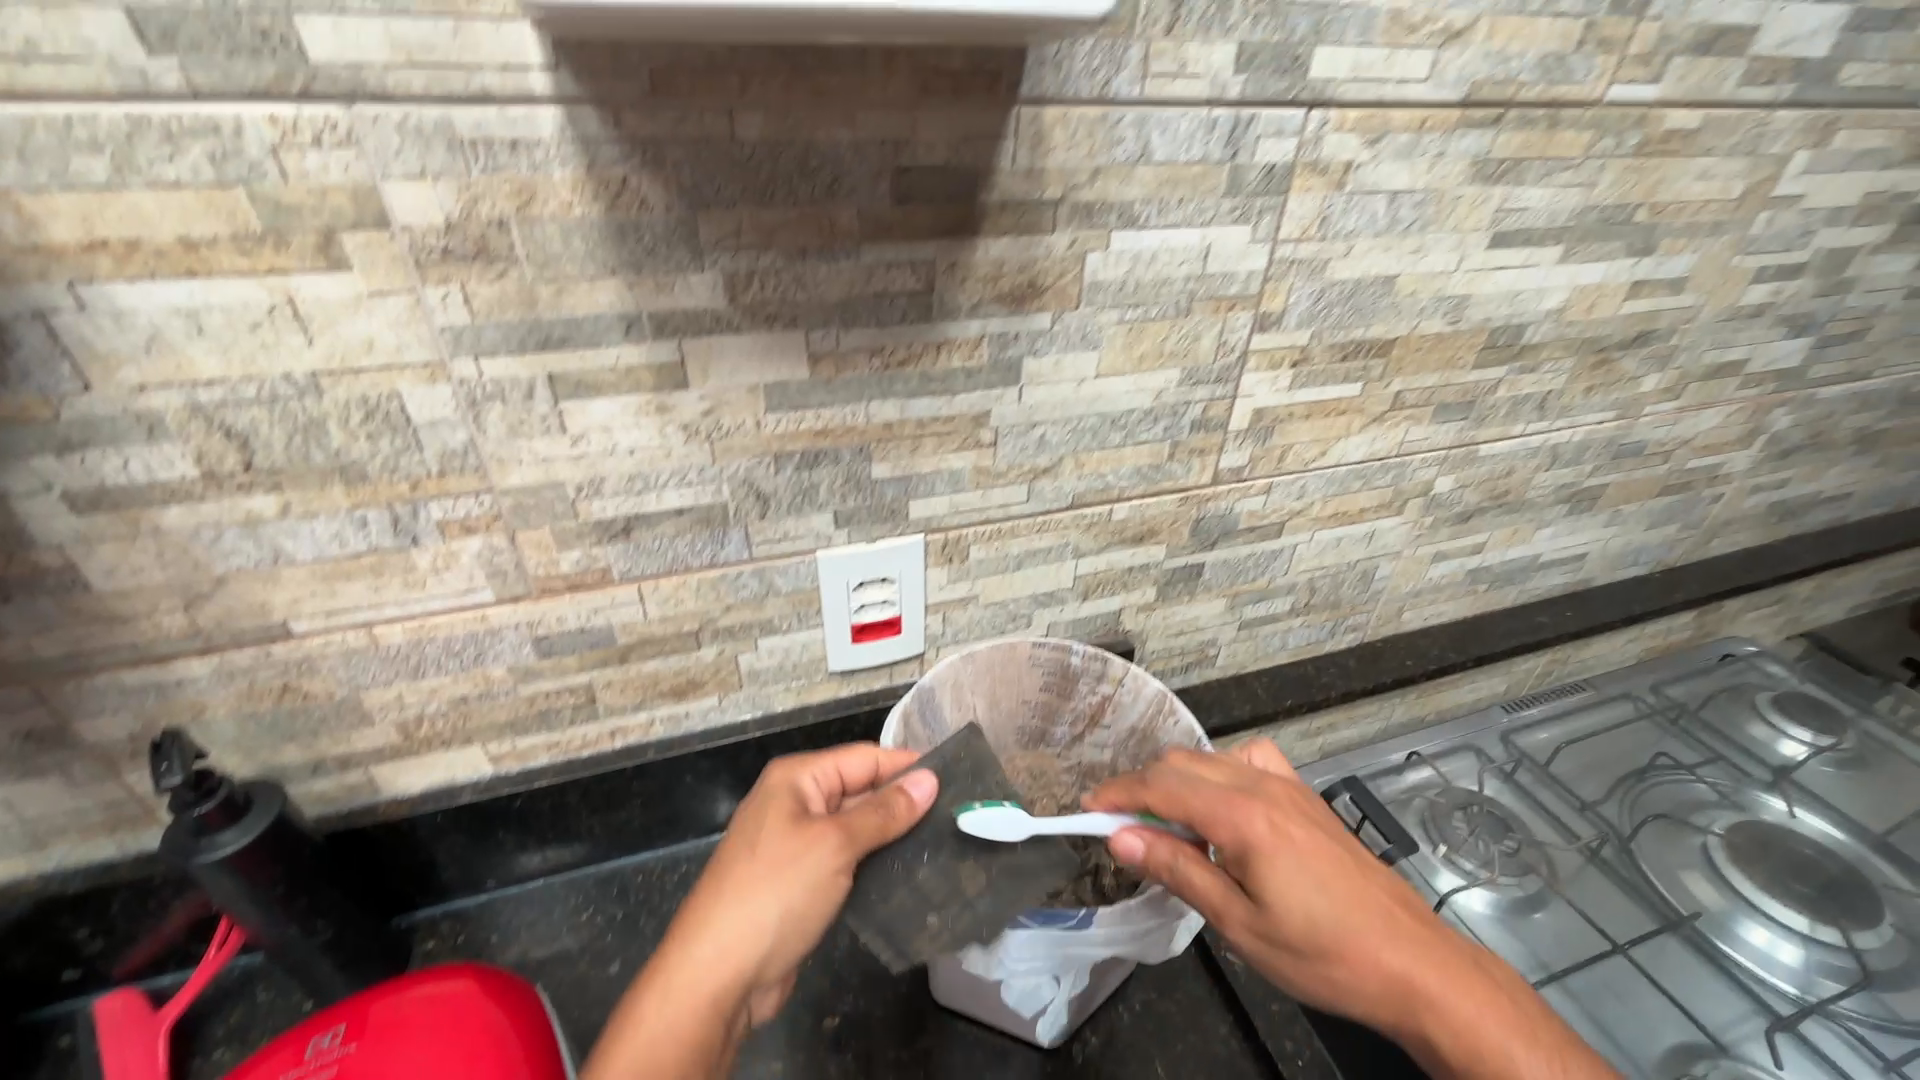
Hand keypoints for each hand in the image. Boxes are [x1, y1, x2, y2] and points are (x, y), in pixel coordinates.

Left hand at [584, 743, 937, 1079]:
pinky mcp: (801, 883)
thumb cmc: (776, 892)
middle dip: (903, 801)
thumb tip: (929, 779)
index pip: (864, 758)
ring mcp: (796, 845)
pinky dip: (875, 864)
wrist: (719, 974)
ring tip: (946, 841)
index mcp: (797, 779)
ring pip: (856, 828)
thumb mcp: (835, 844)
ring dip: (893, 835)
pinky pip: (846, 860)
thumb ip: (884, 811)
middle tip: (958, 813)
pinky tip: (910, 874)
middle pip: (860, 790)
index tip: (957, 777)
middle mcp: (795, 803)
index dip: (907, 766)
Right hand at [1084, 739, 1449, 1030]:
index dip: (1117, 795)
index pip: (1160, 786)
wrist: (1413, 963)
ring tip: (1164, 825)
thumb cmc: (1323, 954)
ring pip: (1211, 758)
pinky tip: (1222, 807)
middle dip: (1141, 787)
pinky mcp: (1306, 797)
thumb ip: (1177, 870)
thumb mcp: (1238, 923)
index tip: (1086, 811)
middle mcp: (1262, 785)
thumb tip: (1121, 838)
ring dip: (1176, 780)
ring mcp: (1288, 786)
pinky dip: (1218, 772)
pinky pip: (1249, 760)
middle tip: (1119, 827)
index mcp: (1242, 816)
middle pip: (1180, 763)